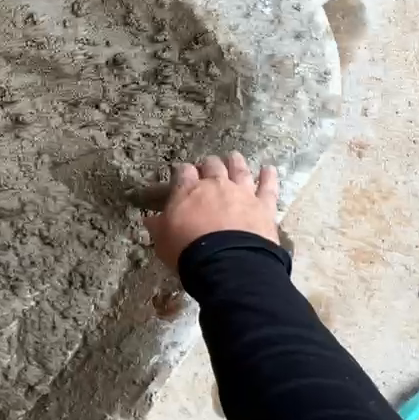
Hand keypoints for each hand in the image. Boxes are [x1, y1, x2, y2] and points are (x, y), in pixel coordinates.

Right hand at [143, 153, 279, 267]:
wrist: (226, 263)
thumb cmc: (188, 250)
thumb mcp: (163, 240)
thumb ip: (158, 226)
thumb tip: (149, 219)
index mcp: (187, 190)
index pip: (183, 172)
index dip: (182, 171)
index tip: (181, 172)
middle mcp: (215, 185)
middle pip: (212, 166)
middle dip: (209, 164)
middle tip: (208, 164)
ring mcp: (241, 193)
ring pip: (239, 171)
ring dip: (236, 162)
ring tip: (234, 156)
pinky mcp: (263, 206)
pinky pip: (268, 187)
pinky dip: (269, 177)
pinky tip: (269, 168)